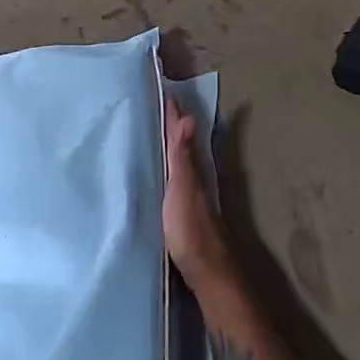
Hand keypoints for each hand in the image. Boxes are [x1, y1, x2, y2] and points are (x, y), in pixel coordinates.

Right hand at [162, 96, 230, 294]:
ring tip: (153, 130)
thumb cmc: (190, 229)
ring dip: (168, 143)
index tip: (161, 90)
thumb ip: (183, 158)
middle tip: (154, 104)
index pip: (180, 133)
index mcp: (190, 169)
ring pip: (178, 159)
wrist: (206, 269)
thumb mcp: (182, 190)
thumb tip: (189, 117)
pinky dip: (166, 165)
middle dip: (169, 123)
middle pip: (180, 143)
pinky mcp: (182, 210)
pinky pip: (173, 177)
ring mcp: (189, 194)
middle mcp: (192, 177)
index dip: (172, 113)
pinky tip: (159, 170)